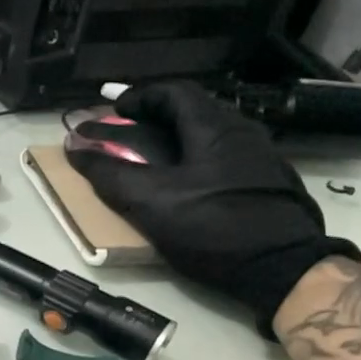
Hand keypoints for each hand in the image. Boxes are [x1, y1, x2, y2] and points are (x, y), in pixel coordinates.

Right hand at [66, 80, 358, 337]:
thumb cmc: (216, 229)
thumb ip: (113, 177)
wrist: (285, 266)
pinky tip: (187, 188)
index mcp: (215, 127)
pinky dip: (196, 163)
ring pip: (209, 137)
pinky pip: (224, 160)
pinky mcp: (268, 185)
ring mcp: (260, 158)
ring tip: (151, 161)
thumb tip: (75, 149)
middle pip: (192, 112)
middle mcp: (242, 132)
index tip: (114, 111)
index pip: (174, 93)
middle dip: (154, 119)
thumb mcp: (155, 205)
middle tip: (128, 134)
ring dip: (176, 142)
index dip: (140, 97)